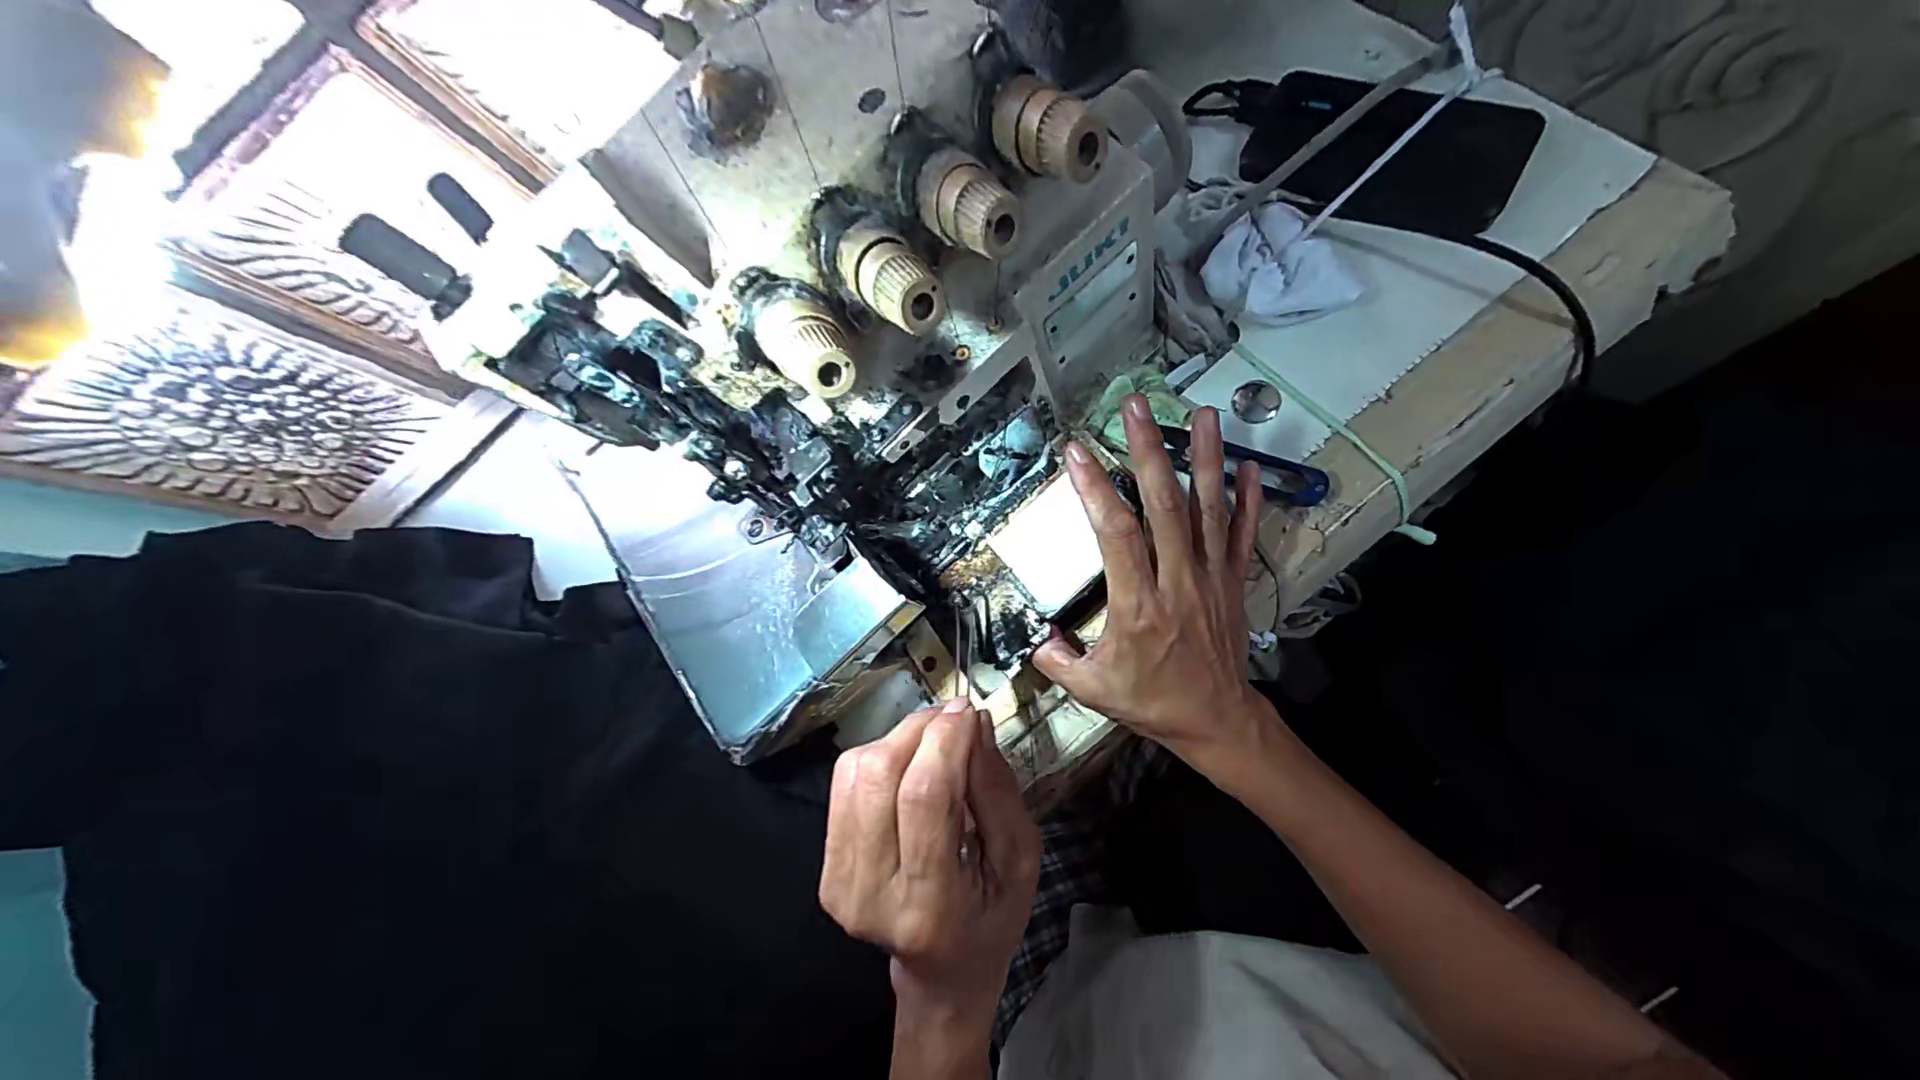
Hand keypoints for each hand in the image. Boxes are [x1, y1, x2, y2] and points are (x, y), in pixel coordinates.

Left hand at [819, 700, 1040, 1077]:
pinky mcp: (825, 868)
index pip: (925, 796)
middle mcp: (870, 894)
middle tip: (954, 719)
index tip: (968, 710)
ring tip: (935, 740)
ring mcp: (839, 882)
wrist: (941, 972)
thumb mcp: (1020, 860)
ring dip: (899, 738)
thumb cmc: (992, 918)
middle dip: (921, 729)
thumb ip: (998, 791)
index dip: (945, 740)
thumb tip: (974, 724)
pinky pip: (844, 783)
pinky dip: (879, 756)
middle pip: (881, 775)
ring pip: (857, 771)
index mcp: (929, 905)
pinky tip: (907, 763)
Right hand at [1032, 396, 1278, 772]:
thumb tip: (1038, 637)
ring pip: (1209, 510)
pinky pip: (1244, 535)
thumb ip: (1057, 661)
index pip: (1115, 534)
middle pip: (1163, 506)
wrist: (1217, 719)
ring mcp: (1211, 577)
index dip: (1095, 489)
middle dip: (1148, 451)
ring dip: (1205, 458)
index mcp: (1138, 604)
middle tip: (1136, 407)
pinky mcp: (1233, 581)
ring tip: (1203, 414)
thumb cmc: (1153, 702)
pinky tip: (1249, 467)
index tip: (1077, 451)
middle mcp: (1177, 580)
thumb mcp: (1092, 690)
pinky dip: (1249, 500)